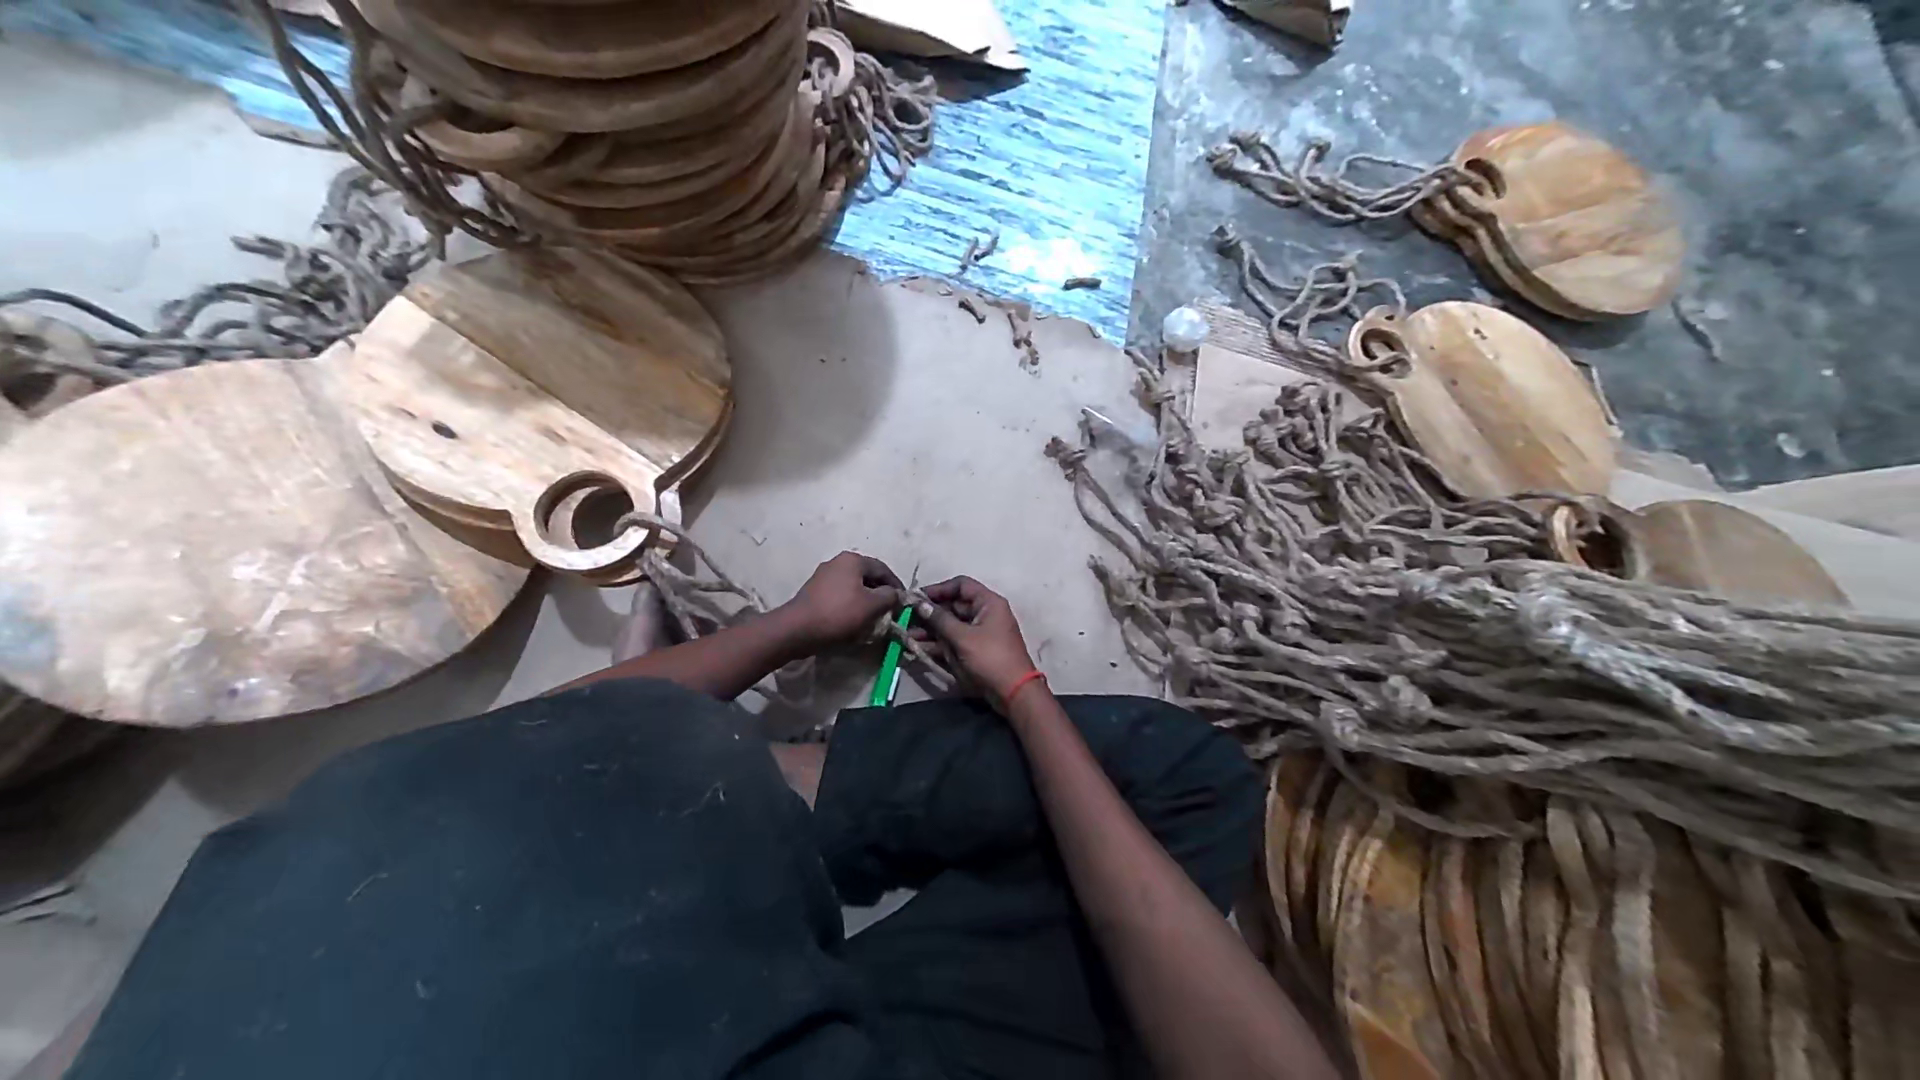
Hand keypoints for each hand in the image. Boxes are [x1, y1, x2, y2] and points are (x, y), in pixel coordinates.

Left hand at [776, 552, 903, 653]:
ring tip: (874, 616)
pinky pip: (840, 594)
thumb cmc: (839, 613)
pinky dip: (851, 603)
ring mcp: (824, 576)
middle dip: (881, 592)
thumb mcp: (872, 605)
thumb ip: (889, 596)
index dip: (896, 585)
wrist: (797, 629)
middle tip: (890, 610)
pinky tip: (854, 618)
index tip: (903, 602)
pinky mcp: (815, 591)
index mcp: (853, 560)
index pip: (883, 569)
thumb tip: (894, 594)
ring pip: (853, 585)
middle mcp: (838, 562)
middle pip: (867, 576)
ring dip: (866, 599)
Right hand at [915, 576, 1037, 705]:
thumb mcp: (962, 637)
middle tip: (906, 618)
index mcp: (988, 603)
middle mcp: (984, 614)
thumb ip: (939, 619)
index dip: (938, 589)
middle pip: (953, 606)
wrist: (1013, 693)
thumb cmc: (990, 658)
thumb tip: (920, 603)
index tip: (917, 598)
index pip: (961, 585)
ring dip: (930, 630)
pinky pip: (953, 641)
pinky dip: (937, 644)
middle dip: (929, 613)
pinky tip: (917, 648)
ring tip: (906, 635)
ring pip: (950, 626)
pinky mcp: (974, 651)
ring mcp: (979, 633)